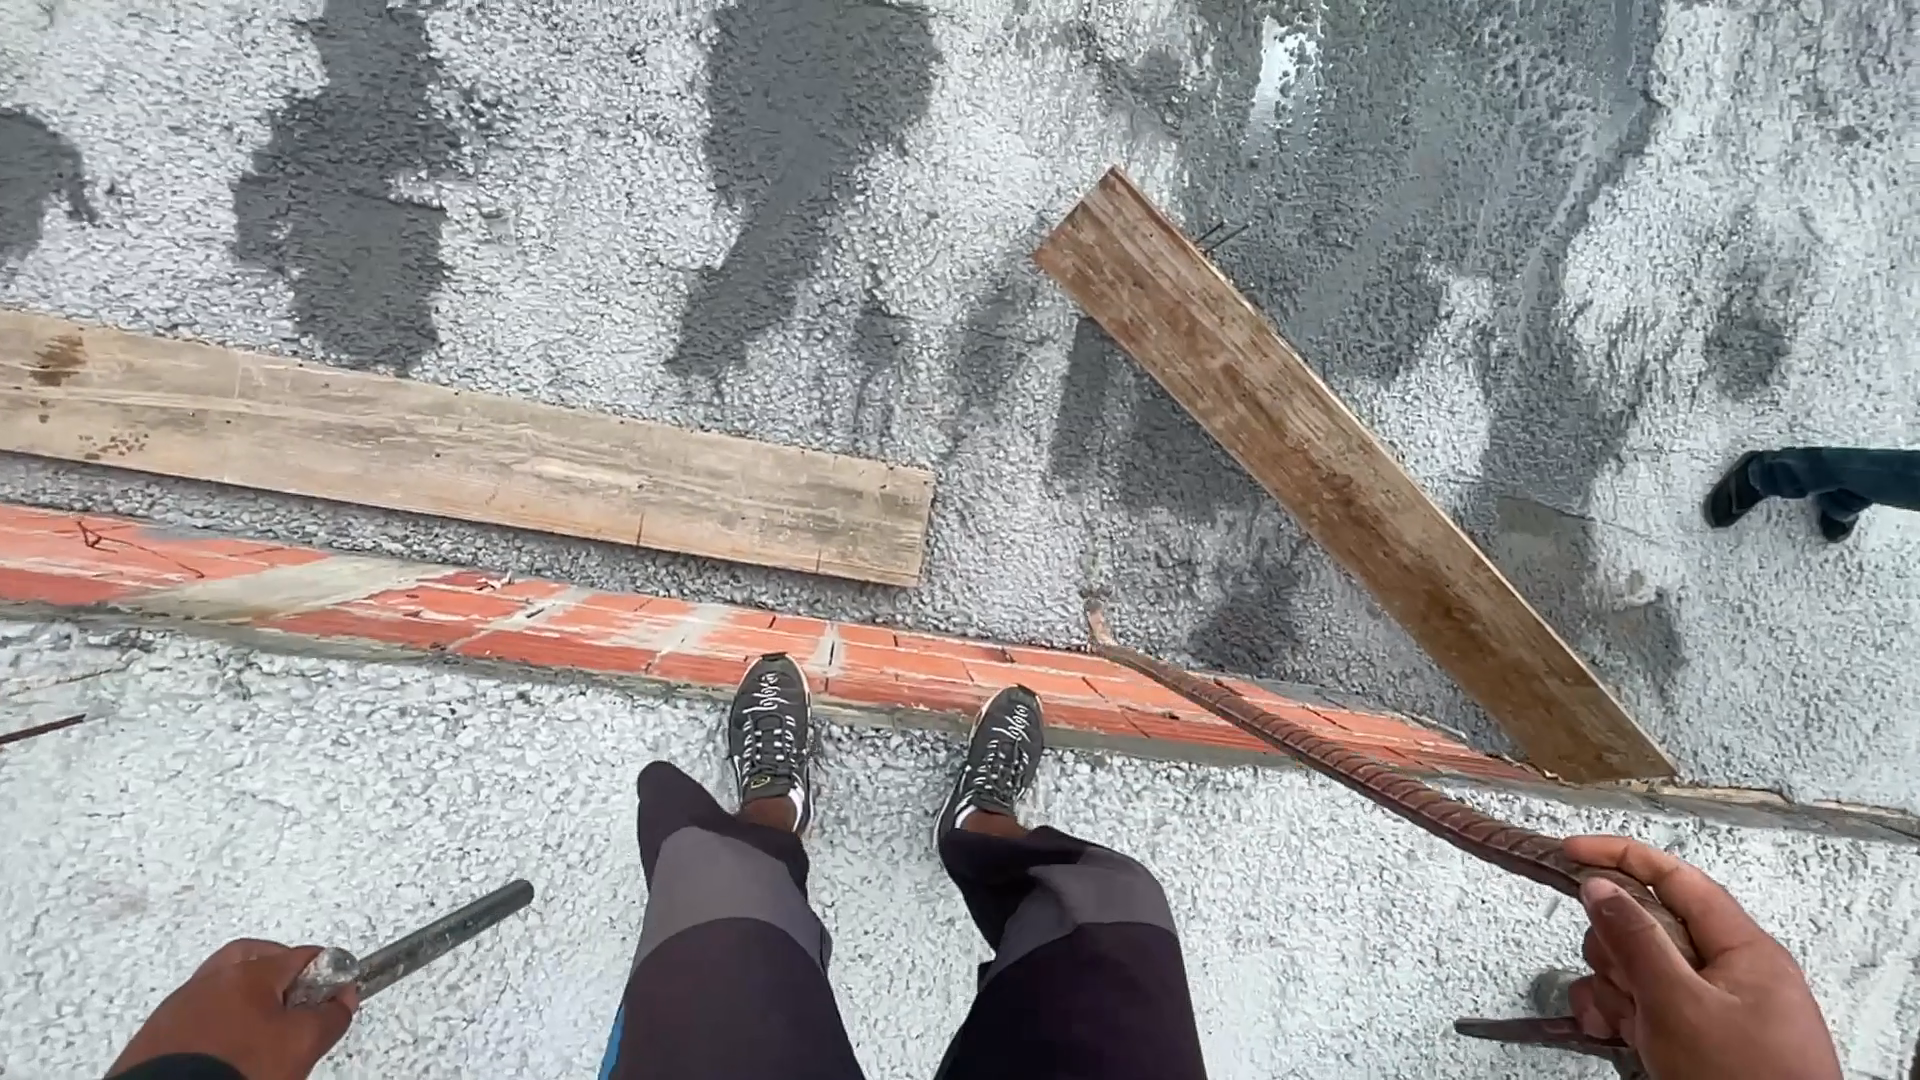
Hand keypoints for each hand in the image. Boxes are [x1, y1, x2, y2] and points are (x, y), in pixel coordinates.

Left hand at [109, 939, 356, 1079]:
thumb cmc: (234, 1071)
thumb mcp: (305, 1042)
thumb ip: (335, 1013)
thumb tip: (342, 1000)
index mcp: (246, 973)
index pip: (304, 956)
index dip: (329, 974)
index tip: (336, 1000)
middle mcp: (205, 984)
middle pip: (250, 958)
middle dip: (277, 970)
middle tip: (294, 995)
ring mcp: (170, 1015)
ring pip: (217, 990)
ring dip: (242, 1001)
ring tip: (258, 1031)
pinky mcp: (145, 1046)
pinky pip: (191, 1021)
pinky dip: (213, 1027)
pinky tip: (224, 1052)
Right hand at [1563, 836, 1841, 1079]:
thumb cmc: (1736, 1075)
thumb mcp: (1677, 1003)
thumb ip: (1634, 937)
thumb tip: (1597, 883)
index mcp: (1741, 949)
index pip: (1675, 877)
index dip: (1619, 855)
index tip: (1567, 851)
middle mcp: (1725, 968)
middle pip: (1642, 922)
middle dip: (1612, 948)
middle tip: (1621, 979)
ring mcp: (1707, 1000)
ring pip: (1630, 962)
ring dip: (1609, 986)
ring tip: (1620, 1022)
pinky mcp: (1689, 1028)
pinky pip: (1634, 998)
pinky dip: (1613, 1009)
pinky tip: (1610, 1031)